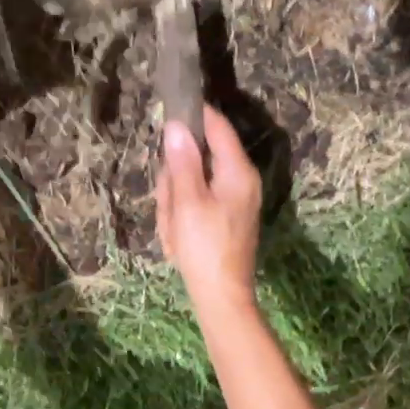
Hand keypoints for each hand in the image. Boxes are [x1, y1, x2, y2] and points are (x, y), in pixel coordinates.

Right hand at [155, 107, 261, 315]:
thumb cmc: (205, 248)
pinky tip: (178, 240)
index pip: (218, 128)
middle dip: (175, 180)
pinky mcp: (223, 220)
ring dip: (174, 204)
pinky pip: (195, 206)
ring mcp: (233, 202)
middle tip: (169, 206)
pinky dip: (181, 219)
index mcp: (238, 172)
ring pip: (191, 185)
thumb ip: (182, 162)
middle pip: (199, 159)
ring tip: (173, 232)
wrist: (221, 297)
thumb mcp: (188, 203)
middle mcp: (240, 182)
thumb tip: (177, 125)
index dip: (195, 116)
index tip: (169, 111)